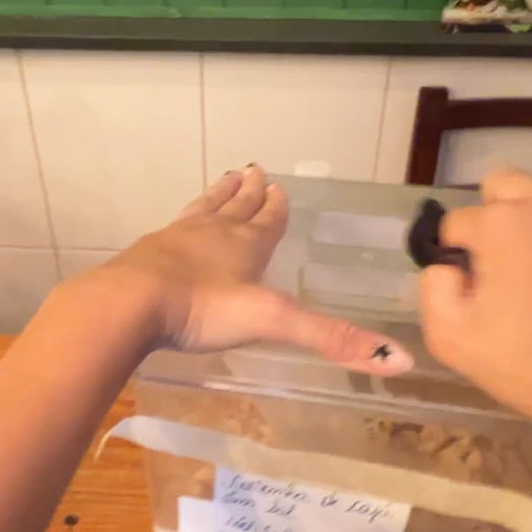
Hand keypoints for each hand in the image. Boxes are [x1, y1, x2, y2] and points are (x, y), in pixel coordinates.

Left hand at [81, 166, 412, 375]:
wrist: (131, 305)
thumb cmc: (204, 309)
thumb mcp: (274, 322)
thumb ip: (331, 339)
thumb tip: (400, 361)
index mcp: (245, 245)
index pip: (266, 221)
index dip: (275, 208)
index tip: (278, 187)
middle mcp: (211, 235)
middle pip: (234, 208)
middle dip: (247, 193)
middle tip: (253, 170)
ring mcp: (175, 241)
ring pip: (202, 212)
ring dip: (216, 197)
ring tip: (224, 178)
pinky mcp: (147, 256)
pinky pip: (170, 232)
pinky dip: (180, 224)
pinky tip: (174, 229)